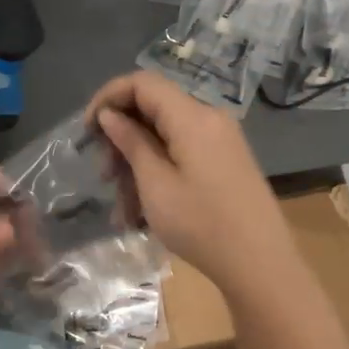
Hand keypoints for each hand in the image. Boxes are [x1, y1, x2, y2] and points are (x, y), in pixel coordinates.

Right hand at [85, 72, 285, 283]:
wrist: (261, 266)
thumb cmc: (202, 224)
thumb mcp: (155, 184)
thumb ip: (130, 142)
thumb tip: (109, 115)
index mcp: (192, 117)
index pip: (142, 83)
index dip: (108, 97)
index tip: (87, 130)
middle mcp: (209, 119)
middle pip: (152, 110)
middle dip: (121, 139)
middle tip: (103, 176)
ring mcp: (220, 141)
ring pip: (164, 137)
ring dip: (136, 165)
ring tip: (122, 209)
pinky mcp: (224, 162)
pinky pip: (181, 154)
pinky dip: (157, 174)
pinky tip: (142, 212)